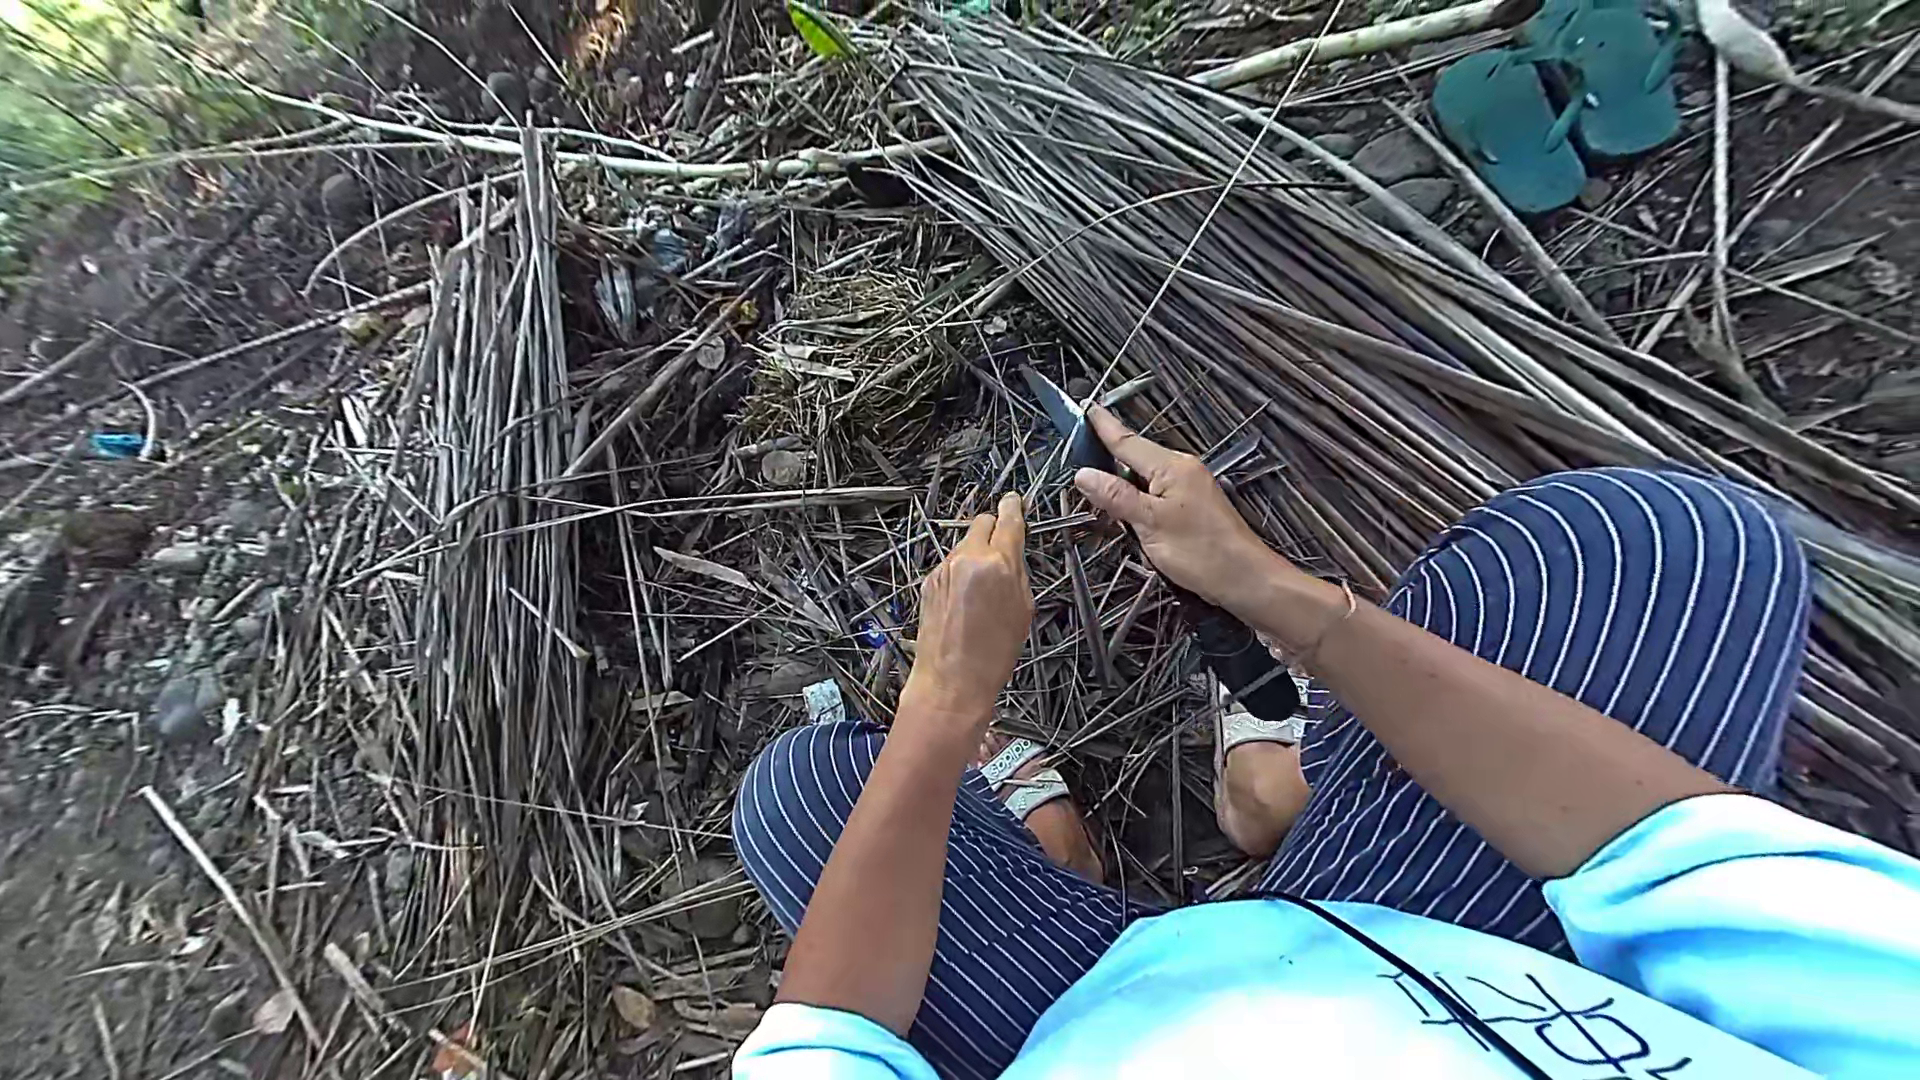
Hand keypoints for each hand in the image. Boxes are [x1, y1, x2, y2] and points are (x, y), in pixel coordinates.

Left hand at [900, 492, 1033, 748]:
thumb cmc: (991, 654)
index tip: (1014, 501)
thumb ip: (1017, 571)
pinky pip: (950, 564)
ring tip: (984, 590)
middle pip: (981, 522)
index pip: (1007, 520)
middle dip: (994, 530)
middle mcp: (966, 559)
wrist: (951, 681)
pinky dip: (961, 572)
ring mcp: (943, 569)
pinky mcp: (929, 581)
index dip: (1014, 508)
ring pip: (965, 544)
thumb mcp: (1023, 609)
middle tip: (1002, 549)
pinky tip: (966, 599)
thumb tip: (1014, 550)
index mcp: (997, 564)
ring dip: (976, 554)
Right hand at [1073, 405, 1287, 607]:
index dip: (1103, 427)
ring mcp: (1187, 487)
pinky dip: (1137, 502)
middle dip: (1107, 464)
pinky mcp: (1190, 505)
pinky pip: (1154, 493)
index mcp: (1172, 467)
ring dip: (1122, 489)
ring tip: (1103, 505)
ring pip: (1142, 479)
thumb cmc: (1203, 552)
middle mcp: (1182, 470)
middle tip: (1080, 473)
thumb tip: (1085, 475)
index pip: (1127, 441)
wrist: (1244, 579)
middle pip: (1133, 459)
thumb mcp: (1150, 524)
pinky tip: (1131, 520)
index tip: (1087, 410)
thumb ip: (1116, 497)